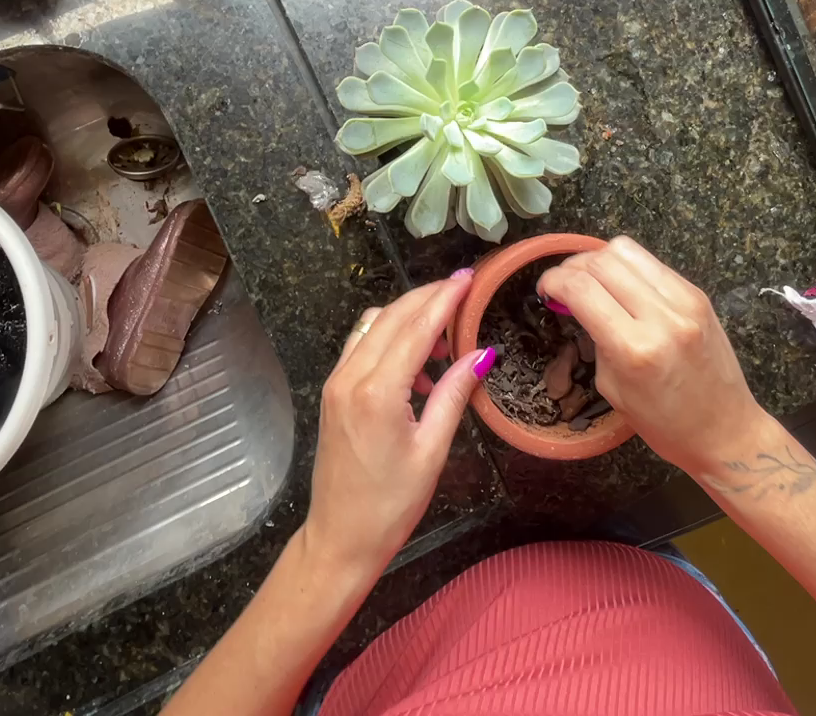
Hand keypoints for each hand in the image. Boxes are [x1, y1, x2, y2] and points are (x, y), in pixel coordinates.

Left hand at [304, 271, 492, 575]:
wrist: (339, 538)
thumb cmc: (391, 504)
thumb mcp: (432, 450)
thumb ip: (454, 394)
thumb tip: (482, 353)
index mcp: (377, 392)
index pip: (416, 328)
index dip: (445, 298)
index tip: (469, 277)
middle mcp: (350, 376)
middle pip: (392, 316)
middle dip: (428, 297)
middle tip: (463, 291)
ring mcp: (336, 381)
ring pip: (374, 325)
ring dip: (408, 316)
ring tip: (445, 335)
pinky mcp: (333, 390)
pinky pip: (362, 345)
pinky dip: (390, 337)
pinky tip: (417, 363)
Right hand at [537, 237, 768, 476]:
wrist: (725, 432)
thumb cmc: (663, 423)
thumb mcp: (610, 386)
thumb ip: (595, 336)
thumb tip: (578, 301)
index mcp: (633, 349)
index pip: (581, 289)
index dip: (553, 281)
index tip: (545, 289)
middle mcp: (661, 318)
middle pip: (601, 261)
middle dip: (572, 266)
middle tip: (564, 284)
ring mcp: (684, 301)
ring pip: (626, 250)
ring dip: (598, 259)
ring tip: (591, 279)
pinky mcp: (697, 294)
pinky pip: (651, 262)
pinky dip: (627, 267)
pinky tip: (622, 285)